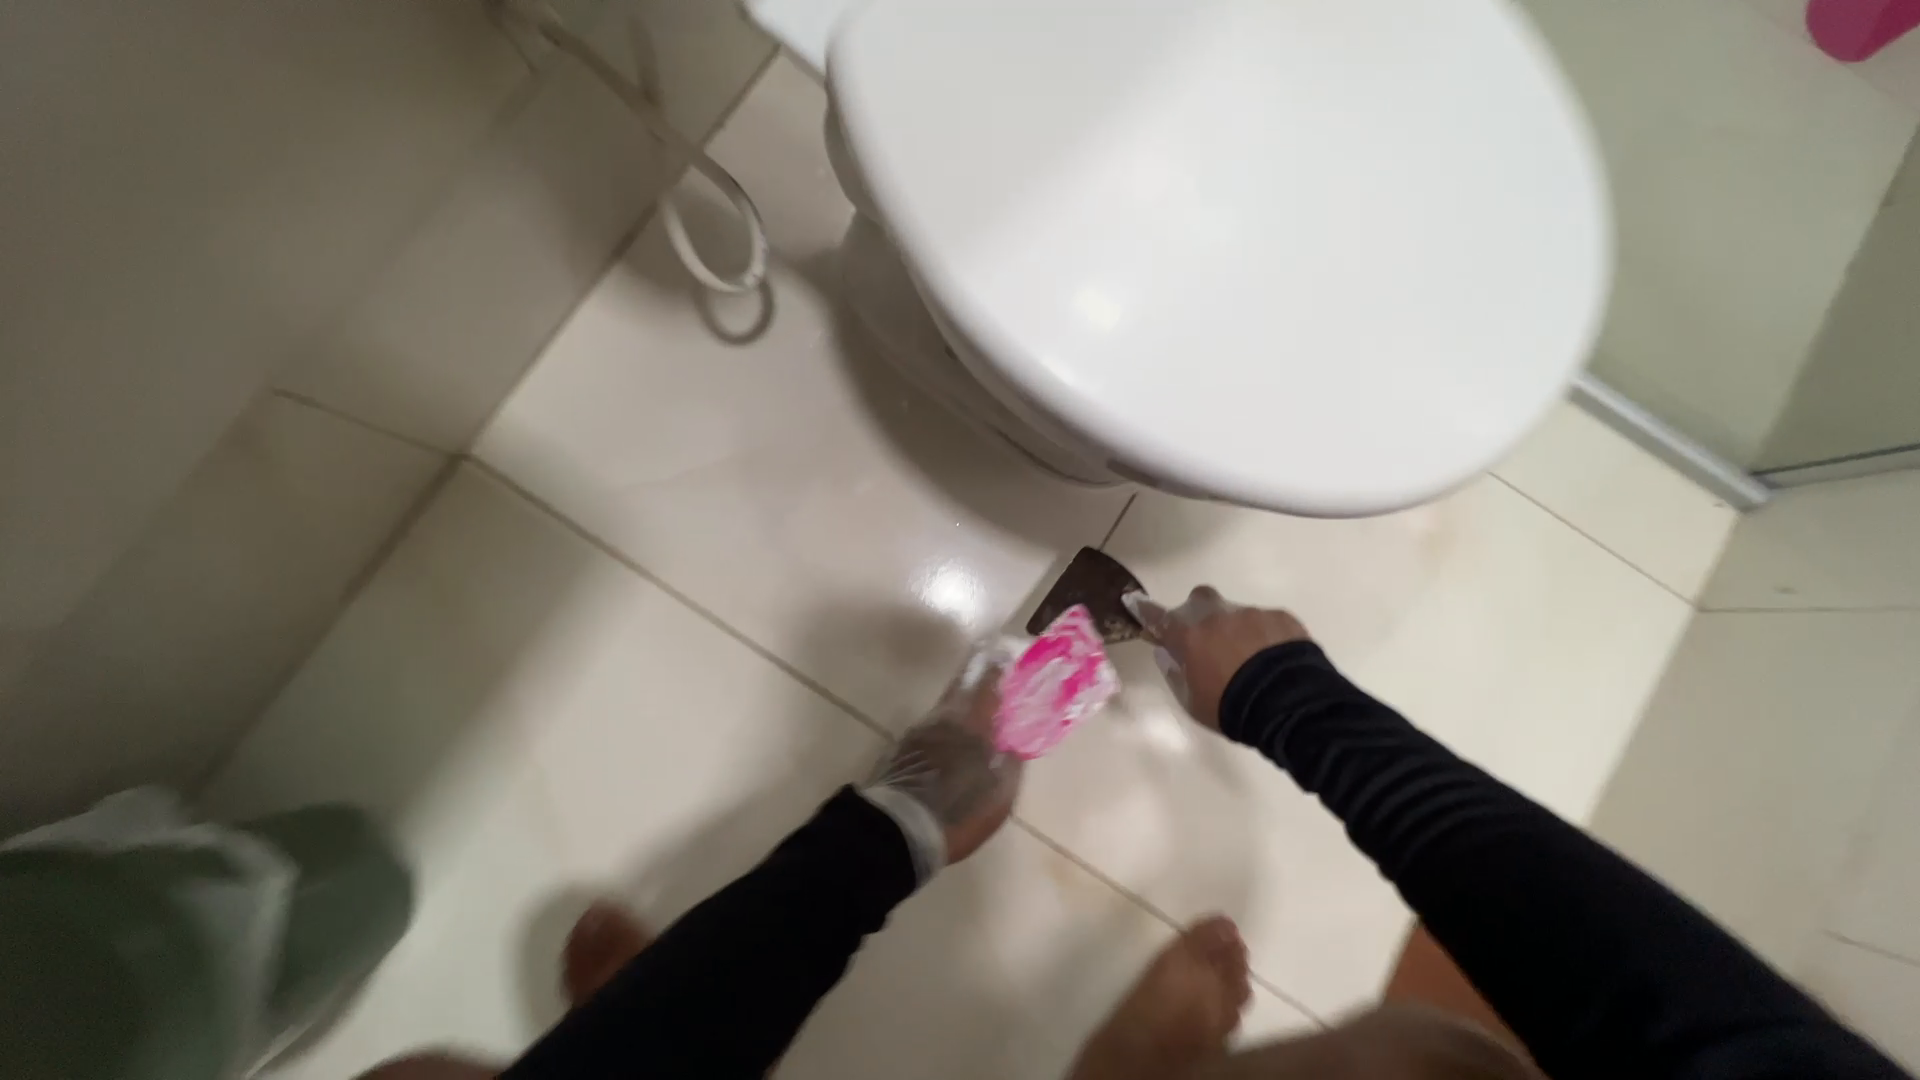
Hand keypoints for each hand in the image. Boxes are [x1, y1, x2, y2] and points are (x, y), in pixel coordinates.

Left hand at [868, 647, 1023, 864]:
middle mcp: (944, 720)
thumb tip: (1014, 746)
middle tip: (987, 669)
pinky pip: (931, 728)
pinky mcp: (903, 749)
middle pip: (960, 688)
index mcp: (971, 726)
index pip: (986, 687)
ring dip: (960, 704)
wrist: (899, 831)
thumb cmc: (958, 813)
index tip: (1002, 657)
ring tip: (973, 710)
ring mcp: (919, 733)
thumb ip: (1009, 766)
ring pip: (944, 708)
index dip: (995, 671)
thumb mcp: (998, 797)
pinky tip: (950, 738)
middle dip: (974, 677)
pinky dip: (945, 725)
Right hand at [1127, 587, 1310, 730]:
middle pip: (1200, 599)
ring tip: (1253, 661)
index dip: (1144, 609)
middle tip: (1208, 638)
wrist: (1290, 705)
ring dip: (1237, 630)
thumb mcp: (1192, 702)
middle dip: (1199, 612)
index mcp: (1190, 637)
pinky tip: (1276, 659)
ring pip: (1236, 614)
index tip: (1134, 600)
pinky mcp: (1280, 617)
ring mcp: (1251, 614)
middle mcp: (1216, 617)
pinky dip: (1266, 636)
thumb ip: (1175, 674)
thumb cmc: (1232, 708)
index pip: (1158, 618)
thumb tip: (1166, 654)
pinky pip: (1267, 622)